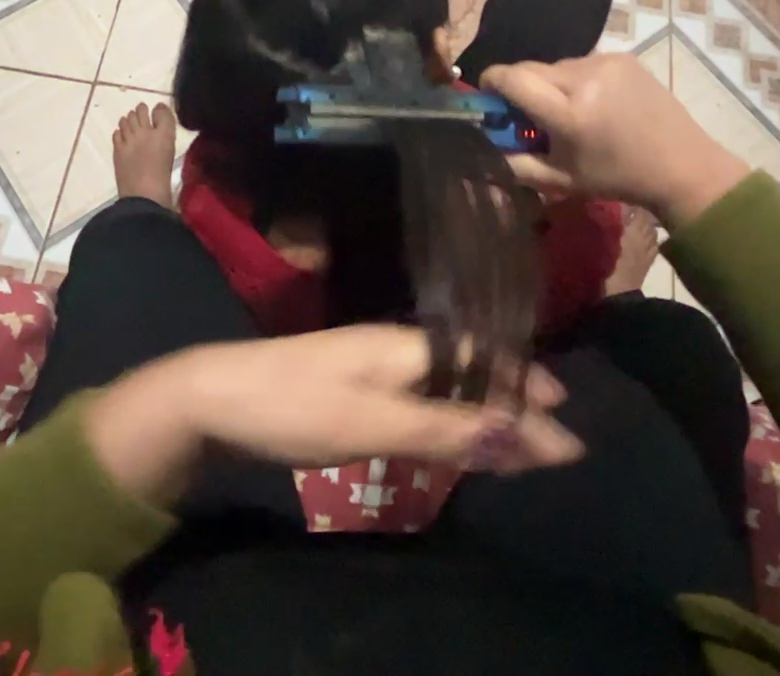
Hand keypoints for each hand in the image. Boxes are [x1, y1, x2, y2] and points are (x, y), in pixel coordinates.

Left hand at [85, 325, 581, 505]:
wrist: (212, 396)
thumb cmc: (295, 405)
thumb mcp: (374, 423)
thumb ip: (447, 430)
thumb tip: (528, 433)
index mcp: (408, 344)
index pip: (485, 360)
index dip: (526, 387)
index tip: (567, 418)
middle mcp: (396, 346)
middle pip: (470, 369)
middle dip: (511, 398)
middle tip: (551, 432)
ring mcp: (370, 364)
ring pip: (444, 381)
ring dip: (482, 407)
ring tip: (515, 435)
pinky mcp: (350, 385)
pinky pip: (418, 395)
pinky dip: (448, 414)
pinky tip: (450, 430)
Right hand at [482, 53, 750, 227]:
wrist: (681, 164)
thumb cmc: (616, 177)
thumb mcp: (559, 181)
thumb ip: (513, 164)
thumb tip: (480, 148)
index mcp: (568, 113)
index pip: (511, 78)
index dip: (489, 82)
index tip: (486, 97)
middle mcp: (584, 78)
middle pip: (528, 68)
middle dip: (518, 87)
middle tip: (525, 114)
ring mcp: (606, 62)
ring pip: (554, 65)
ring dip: (549, 84)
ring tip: (566, 112)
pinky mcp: (622, 56)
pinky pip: (580, 63)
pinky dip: (575, 80)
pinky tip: (592, 103)